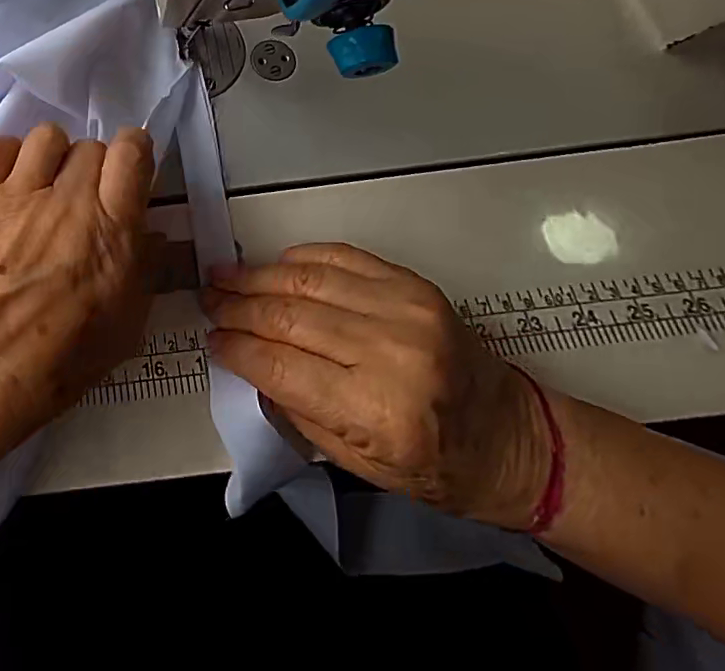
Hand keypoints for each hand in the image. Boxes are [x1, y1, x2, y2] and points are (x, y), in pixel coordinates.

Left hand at [0, 124, 155, 509]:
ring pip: (46, 137)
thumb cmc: (61, 360)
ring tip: (45, 186)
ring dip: (53, 157)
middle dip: (94, 167)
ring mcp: (18, 196)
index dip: (134, 154)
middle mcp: (67, 201)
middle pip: (90, 145)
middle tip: (84, 198)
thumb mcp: (128, 325)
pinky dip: (4, 157)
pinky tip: (8, 184)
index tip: (127, 173)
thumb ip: (144, 268)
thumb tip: (149, 230)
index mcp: (112, 230)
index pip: (132, 152)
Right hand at [200, 244, 551, 528]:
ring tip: (224, 277)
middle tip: (208, 302)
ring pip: (304, 282)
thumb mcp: (354, 461)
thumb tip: (245, 358)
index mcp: (377, 412)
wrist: (516, 441)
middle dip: (235, 308)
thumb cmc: (434, 466)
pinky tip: (272, 266)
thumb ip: (294, 407)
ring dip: (255, 278)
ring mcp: (407, 313)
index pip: (277, 366)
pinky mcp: (415, 288)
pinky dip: (298, 259)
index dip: (235, 348)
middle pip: (285, 318)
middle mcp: (392, 355)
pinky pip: (340, 258)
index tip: (212, 340)